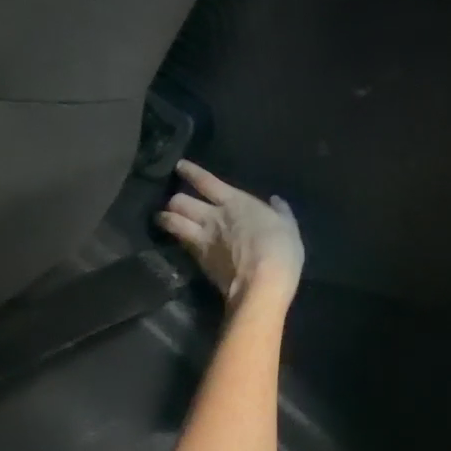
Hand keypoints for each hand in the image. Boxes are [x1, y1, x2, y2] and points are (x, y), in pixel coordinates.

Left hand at [157, 160, 305, 307]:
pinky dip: (174, 239)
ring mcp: (202, 239)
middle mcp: (213, 216)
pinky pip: (181, 244)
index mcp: (235, 201)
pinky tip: (175, 240)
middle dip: (174, 199)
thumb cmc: (279, 249)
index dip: (191, 172)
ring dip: (166, 218)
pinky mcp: (198, 261)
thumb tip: (276, 201)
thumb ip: (280, 212)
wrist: (261, 284)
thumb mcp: (288, 226)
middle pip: (182, 201)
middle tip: (172, 201)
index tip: (179, 166)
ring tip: (161, 218)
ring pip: (173, 222)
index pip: (206, 182)